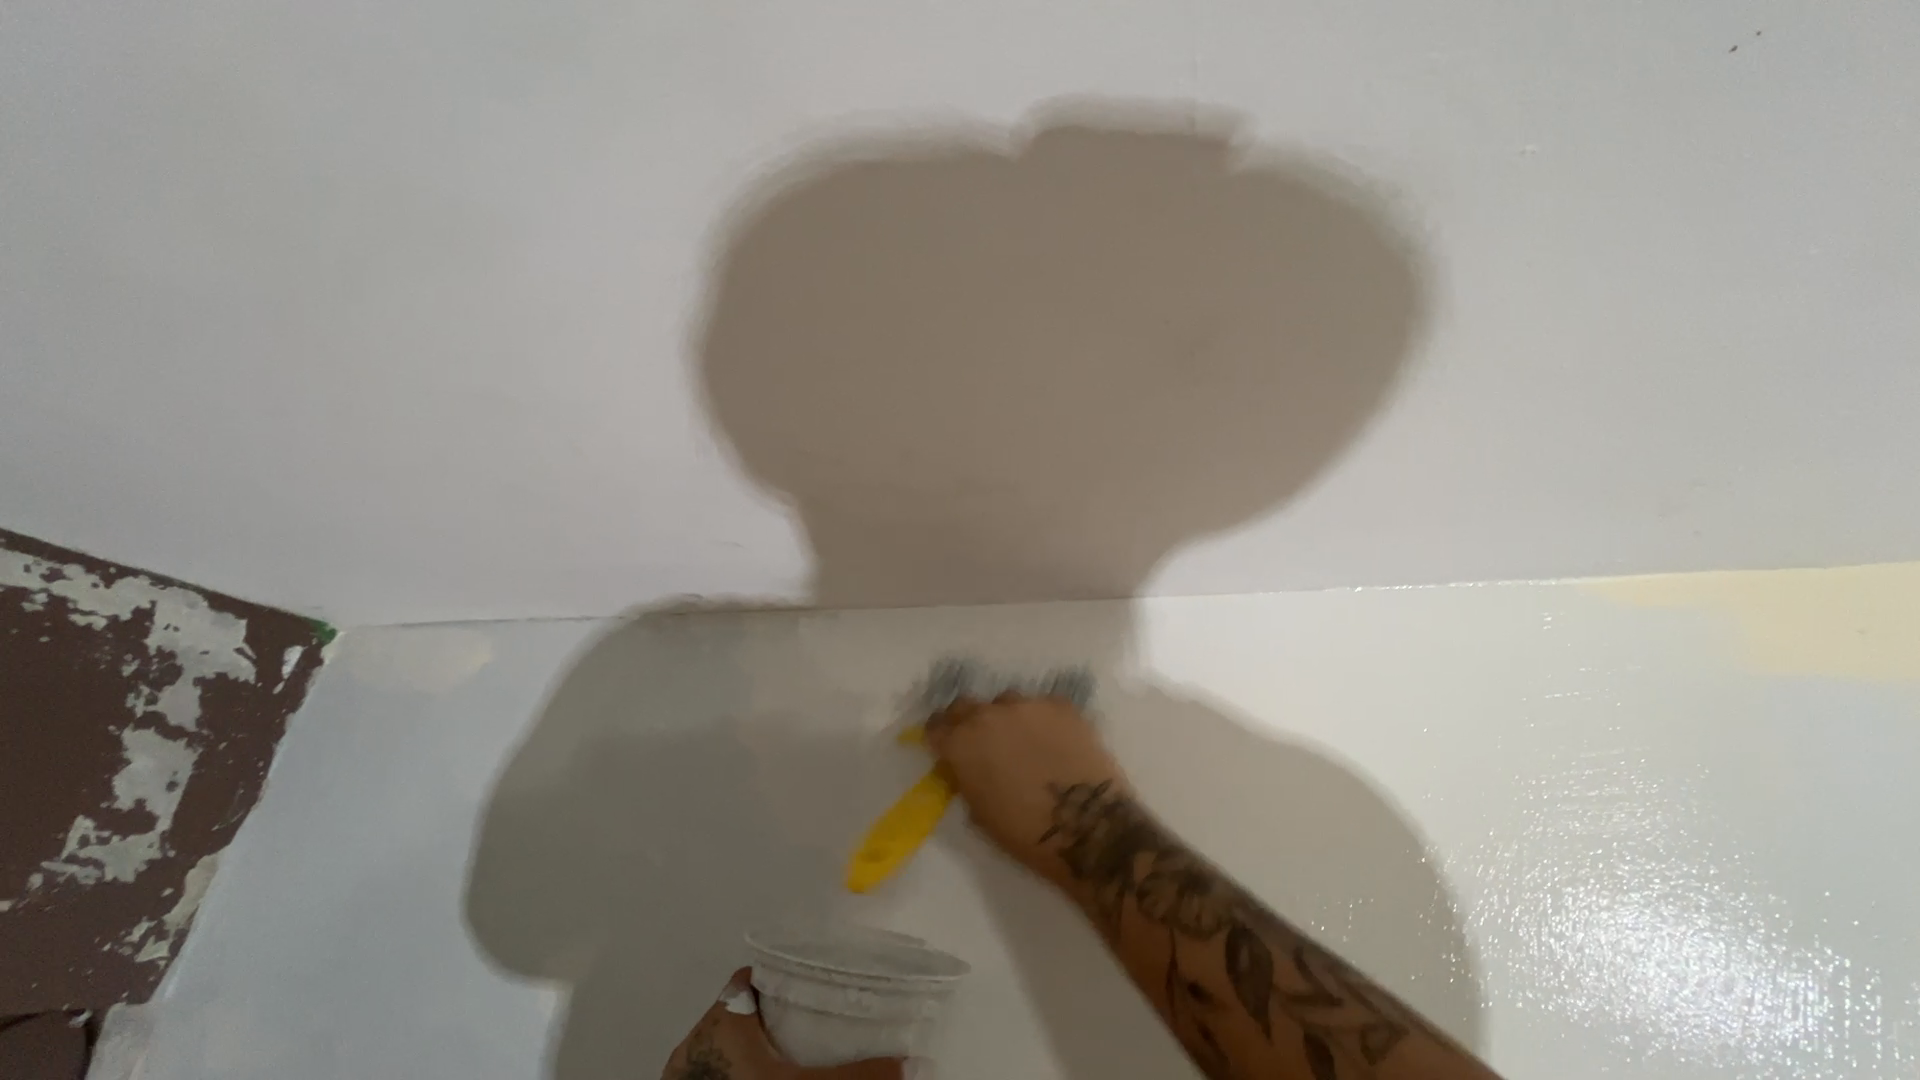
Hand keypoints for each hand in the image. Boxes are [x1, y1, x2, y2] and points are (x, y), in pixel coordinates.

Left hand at [660, 969, 901, 1079]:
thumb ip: (859, 1073)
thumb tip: (918, 1064)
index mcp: (720, 1020)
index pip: (745, 979)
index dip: (776, 977)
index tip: (807, 984)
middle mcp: (693, 1042)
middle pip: (734, 1012)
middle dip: (766, 1017)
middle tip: (804, 1026)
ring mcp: (681, 1075)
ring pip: (718, 1047)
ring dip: (747, 1050)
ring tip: (785, 1055)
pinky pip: (709, 1071)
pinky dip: (733, 1071)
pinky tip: (759, 1076)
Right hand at [925, 692, 1130, 887]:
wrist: (1089, 825)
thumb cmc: (1027, 833)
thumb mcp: (979, 812)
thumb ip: (966, 779)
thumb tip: (965, 767)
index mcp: (962, 743)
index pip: (936, 726)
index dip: (939, 737)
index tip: (945, 746)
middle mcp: (989, 715)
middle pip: (966, 706)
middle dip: (966, 721)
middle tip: (980, 742)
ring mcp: (1028, 705)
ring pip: (1006, 702)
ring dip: (1006, 718)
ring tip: (1023, 740)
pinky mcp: (1062, 705)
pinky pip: (1043, 705)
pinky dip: (1042, 719)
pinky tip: (1054, 739)